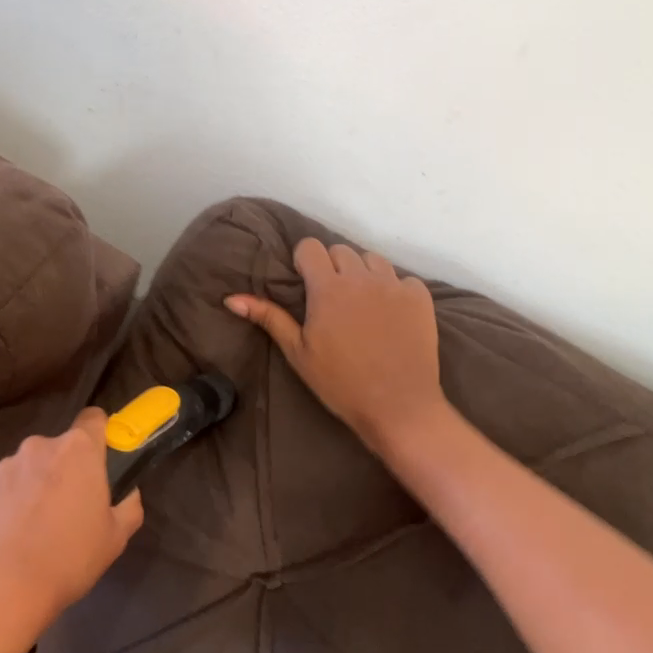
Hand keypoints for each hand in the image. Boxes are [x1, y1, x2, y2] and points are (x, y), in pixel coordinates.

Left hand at [0, 408, 143, 626]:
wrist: (1, 586)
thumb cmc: (69, 557)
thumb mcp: (116, 538)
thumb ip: (128, 507)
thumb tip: (128, 494)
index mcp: (78, 450)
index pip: (94, 418)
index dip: (101, 435)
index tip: (103, 461)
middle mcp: (39, 447)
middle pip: (61, 448)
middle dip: (68, 470)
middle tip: (74, 508)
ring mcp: (6, 467)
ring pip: (31, 468)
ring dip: (38, 486)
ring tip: (40, 528)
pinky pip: (7, 489)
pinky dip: (14, 504)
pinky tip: (16, 537)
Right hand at [226, 238, 452, 456]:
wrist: (398, 406)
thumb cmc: (340, 383)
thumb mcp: (297, 352)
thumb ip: (269, 318)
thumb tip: (231, 298)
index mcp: (328, 288)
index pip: (310, 246)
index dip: (304, 262)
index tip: (305, 286)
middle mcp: (362, 278)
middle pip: (341, 250)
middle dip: (332, 267)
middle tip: (331, 300)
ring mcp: (395, 285)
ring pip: (373, 259)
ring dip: (362, 274)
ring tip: (360, 304)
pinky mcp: (420, 298)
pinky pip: (403, 278)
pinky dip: (394, 289)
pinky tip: (389, 315)